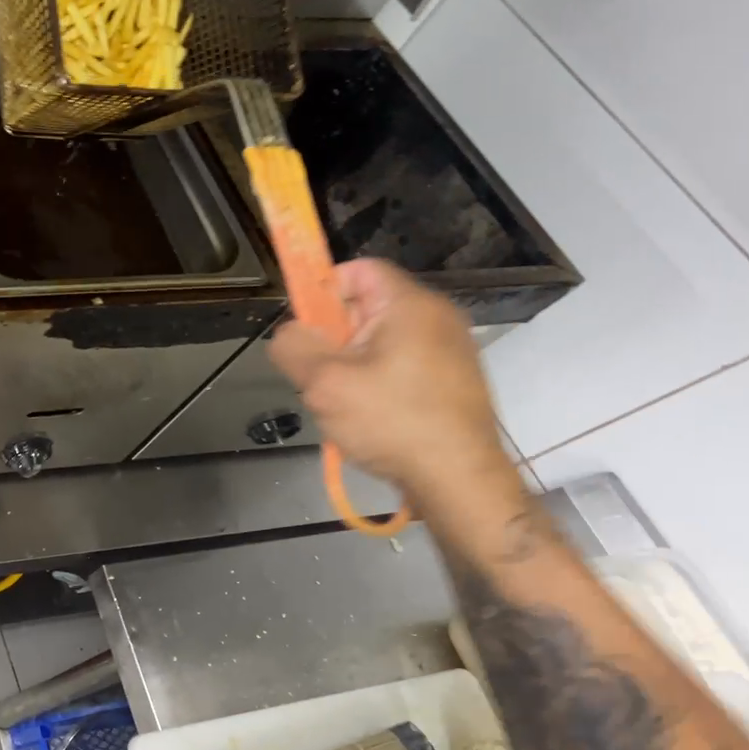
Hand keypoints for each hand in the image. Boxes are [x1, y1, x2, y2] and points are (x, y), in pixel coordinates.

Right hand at [268, 259, 513, 501]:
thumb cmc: (391, 422)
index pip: (356, 269)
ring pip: (377, 338)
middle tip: (316, 373)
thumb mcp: (323, 383)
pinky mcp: (452, 378)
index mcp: (409, 306)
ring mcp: (449, 349)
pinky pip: (398, 362)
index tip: (302, 329)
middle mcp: (436, 317)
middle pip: (364, 305)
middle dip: (331, 335)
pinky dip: (374, 379)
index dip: (320, 290)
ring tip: (341, 399)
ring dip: (348, 362)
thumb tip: (290, 332)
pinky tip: (368, 413)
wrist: (458, 480)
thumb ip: (293, 346)